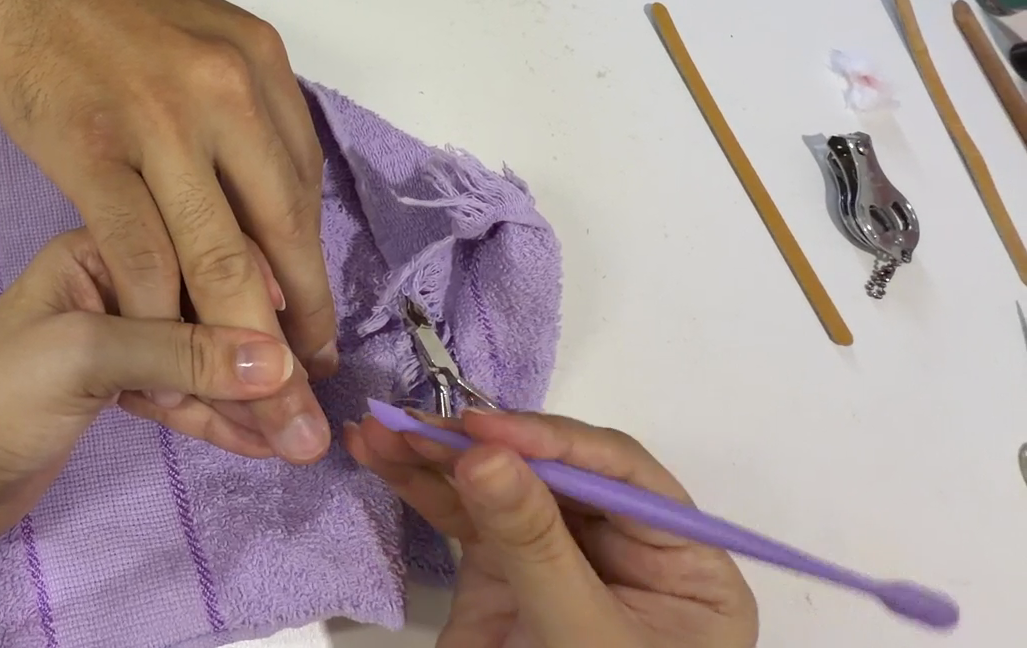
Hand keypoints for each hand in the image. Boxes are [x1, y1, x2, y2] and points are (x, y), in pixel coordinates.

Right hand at [0, 0, 335, 465]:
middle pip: (276, 231)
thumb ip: (241, 113)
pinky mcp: (92, 154)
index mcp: (257, 61)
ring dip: (238, 335)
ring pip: (215, 255)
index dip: (312, 266)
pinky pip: (141, 254)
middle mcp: (224, 92)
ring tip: (254, 390)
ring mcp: (158, 124)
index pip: (301, 186)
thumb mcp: (199, 36)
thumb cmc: (100, 7)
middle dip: (298, 318)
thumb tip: (262, 206)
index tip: (314, 319)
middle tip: (307, 382)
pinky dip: (157, 314)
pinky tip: (164, 351)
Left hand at [0, 230, 297, 547]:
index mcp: (99, 247)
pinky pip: (184, 391)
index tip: (302, 350)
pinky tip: (261, 440)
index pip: (194, 255)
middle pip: (205, 310)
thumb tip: (278, 362)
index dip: (250, 300)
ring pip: (200, 357)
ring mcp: (121, 335)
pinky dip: (220, 416)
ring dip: (246, 399)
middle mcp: (117, 281)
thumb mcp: (84, 359)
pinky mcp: (122, 383)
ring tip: (299, 441)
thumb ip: (179, 355)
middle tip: (308, 414)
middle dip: (256, 361)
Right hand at [346, 410, 758, 647]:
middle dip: (472, 443)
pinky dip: (413, 481)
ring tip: (377, 430)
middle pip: (542, 466)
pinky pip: (455, 510)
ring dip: (429, 453)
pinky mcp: (497, 563)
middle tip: (409, 425)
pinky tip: (375, 452)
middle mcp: (614, 542)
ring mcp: (549, 548)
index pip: (619, 472)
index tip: (480, 430)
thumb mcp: (580, 637)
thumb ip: (533, 542)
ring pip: (489, 479)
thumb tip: (482, 450)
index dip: (550, 439)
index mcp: (677, 561)